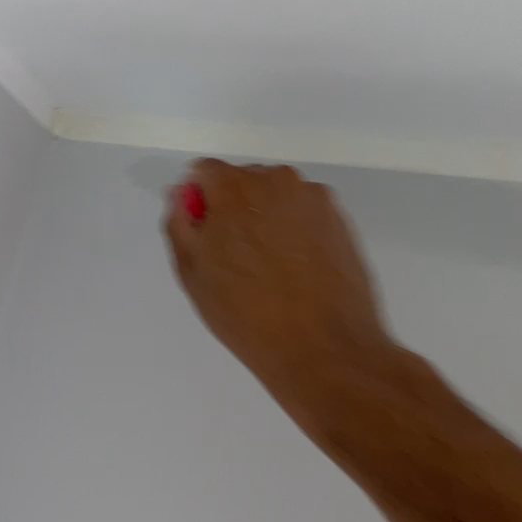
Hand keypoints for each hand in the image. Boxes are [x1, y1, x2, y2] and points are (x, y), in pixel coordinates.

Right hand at [162, 159, 396, 402]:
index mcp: (233, 186)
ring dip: (264, 217)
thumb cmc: (245, 311)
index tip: (202, 234)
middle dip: (232, 206)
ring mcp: (314, 199)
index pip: (204, 171)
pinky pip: (303, 213)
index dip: (198, 200)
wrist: (325, 350)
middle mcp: (276, 181)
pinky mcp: (341, 221)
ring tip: (268, 265)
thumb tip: (183, 195)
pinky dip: (293, 230)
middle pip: (242, 180)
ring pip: (274, 196)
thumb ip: (180, 222)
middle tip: (232, 254)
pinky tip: (294, 269)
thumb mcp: (192, 270)